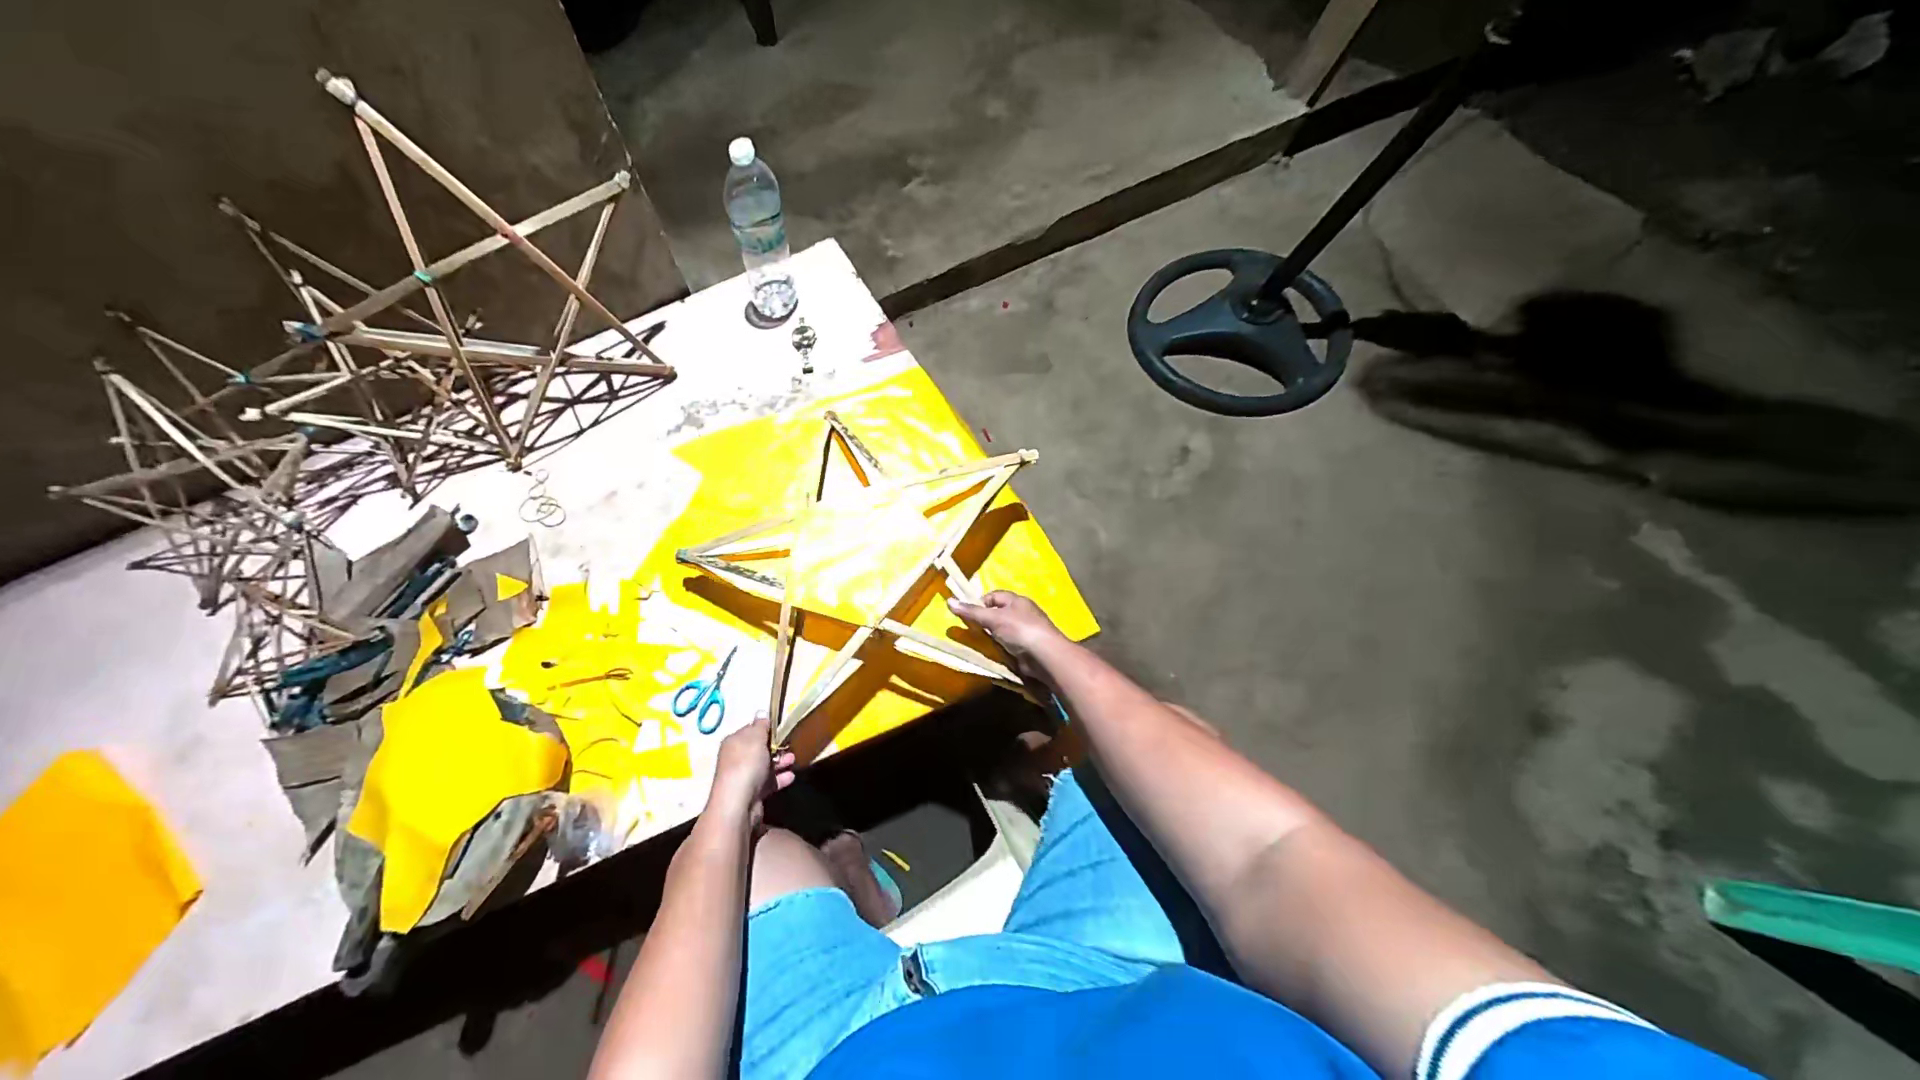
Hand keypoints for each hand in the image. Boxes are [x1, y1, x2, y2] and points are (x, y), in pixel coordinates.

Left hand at [706, 715, 794, 829]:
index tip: (782, 728)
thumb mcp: (755, 738)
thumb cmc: (746, 764)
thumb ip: (760, 725)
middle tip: (791, 745)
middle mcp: (737, 758)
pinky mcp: (753, 792)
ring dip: (780, 762)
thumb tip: (761, 713)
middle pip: (759, 749)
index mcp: (734, 742)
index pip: (751, 730)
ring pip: (765, 765)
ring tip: (793, 760)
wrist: (739, 802)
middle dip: (776, 746)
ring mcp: (744, 776)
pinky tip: (791, 776)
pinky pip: (769, 782)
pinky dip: (780, 778)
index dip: (766, 728)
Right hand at [947, 591, 1067, 683]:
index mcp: (1016, 601)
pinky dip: (1001, 649)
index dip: (979, 603)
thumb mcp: (993, 619)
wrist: (1045, 655)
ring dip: (993, 637)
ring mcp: (1025, 631)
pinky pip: (1009, 645)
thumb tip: (949, 601)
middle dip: (985, 622)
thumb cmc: (1019, 630)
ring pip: (1003, 631)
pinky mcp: (1027, 647)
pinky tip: (995, 654)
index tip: (968, 615)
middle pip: (998, 614)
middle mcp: (1022, 613)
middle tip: (973, 631)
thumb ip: (972, 612)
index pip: (993, 596)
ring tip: (982, 644)